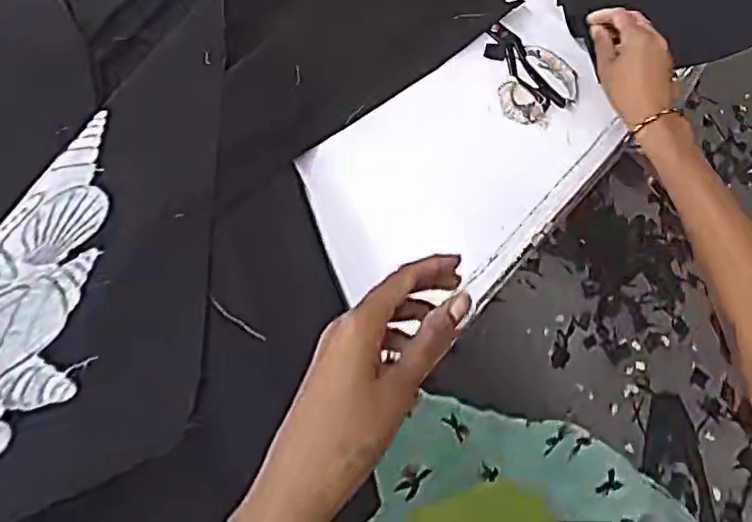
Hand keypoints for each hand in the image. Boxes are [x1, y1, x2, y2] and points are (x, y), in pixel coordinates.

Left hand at [235, 255, 471, 521]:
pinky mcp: (330, 371)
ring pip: (380, 319)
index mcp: (358, 324)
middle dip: (425, 288)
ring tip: (438, 330)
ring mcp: (333, 350)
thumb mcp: (400, 385)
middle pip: (391, 294)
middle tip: (452, 285)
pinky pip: (368, 340)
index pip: (401, 277)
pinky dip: (395, 341)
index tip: (454, 263)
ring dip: (412, 318)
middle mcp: (342, 331)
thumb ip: (432, 339)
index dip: (433, 266)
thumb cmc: (338, 442)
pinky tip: (409, 365)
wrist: (295, 487)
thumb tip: (456, 306)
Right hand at [587, 8, 676, 128]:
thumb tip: (598, 30)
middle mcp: (654, 39)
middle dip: (616, 19)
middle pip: (633, 17)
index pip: (619, 14)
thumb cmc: (631, 96)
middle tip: (601, 27)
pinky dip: (637, 41)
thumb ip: (600, 42)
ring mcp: (662, 49)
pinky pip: (650, 41)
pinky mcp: (665, 59)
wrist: (651, 116)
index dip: (602, 15)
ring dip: (627, 30)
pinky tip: (625, 52)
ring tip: (611, 41)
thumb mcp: (606, 66)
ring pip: (643, 28)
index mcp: (638, 37)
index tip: (593, 20)